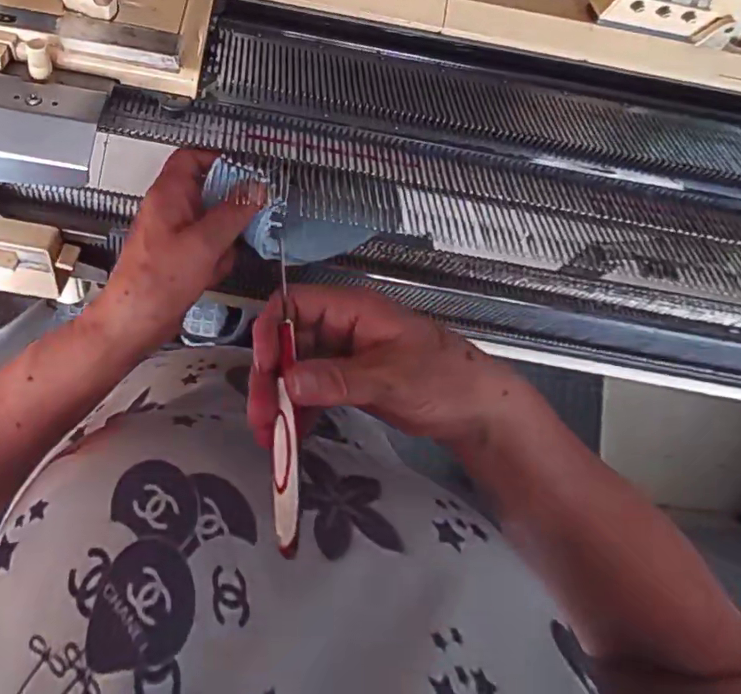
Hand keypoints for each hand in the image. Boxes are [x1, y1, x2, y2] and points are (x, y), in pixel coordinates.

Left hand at [88, 149, 264, 352]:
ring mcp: (174, 233)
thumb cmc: (155, 281)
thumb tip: (254, 190)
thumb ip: (233, 212)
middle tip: (243, 222)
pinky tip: (208, 275)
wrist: (134, 321)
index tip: (244, 172)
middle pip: (209, 192)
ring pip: (213, 223)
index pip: (191, 157)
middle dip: (229, 212)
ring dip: (223, 241)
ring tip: (216, 259)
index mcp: (168, 194)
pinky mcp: (178, 255)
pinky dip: (214, 260)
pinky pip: (207, 247)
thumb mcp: (204, 243)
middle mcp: (169, 209)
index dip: (218, 159)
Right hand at [247, 286, 525, 447]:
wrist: (479, 411)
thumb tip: (289, 381)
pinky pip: (311, 391)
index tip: (262, 365)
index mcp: (352, 309)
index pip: (295, 303)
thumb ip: (338, 379)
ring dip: (279, 400)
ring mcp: (343, 355)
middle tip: (261, 415)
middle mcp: (341, 327)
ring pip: (295, 369)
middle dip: (270, 377)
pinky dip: (299, 412)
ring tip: (269, 437)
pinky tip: (291, 437)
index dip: (271, 328)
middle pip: (288, 341)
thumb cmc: (443, 378)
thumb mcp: (391, 378)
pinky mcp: (347, 381)